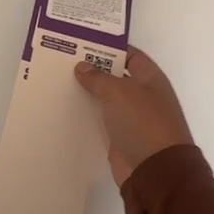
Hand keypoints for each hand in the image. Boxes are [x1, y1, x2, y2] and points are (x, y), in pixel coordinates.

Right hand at [74, 47, 193, 185]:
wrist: (156, 172)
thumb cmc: (143, 123)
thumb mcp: (119, 92)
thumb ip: (99, 78)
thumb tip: (82, 66)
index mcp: (150, 79)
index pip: (130, 55)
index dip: (109, 47)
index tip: (82, 42)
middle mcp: (142, 96)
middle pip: (115, 76)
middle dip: (93, 69)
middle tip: (63, 60)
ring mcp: (132, 118)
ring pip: (105, 99)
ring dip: (87, 92)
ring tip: (58, 81)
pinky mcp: (120, 137)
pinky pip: (101, 119)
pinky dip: (86, 114)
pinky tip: (65, 108)